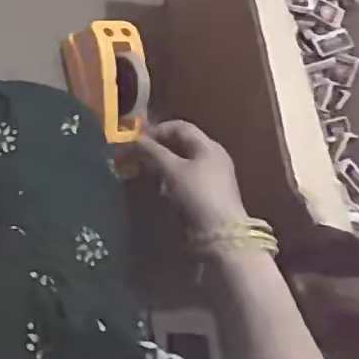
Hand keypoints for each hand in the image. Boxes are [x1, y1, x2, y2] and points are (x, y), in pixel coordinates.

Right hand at [137, 119, 249, 233]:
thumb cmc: (197, 194)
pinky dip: (172, 173)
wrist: (221, 231)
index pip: (180, 127)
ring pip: (184, 158)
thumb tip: (137, 140)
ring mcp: (214, 173)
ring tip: (147, 168)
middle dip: (159, 145)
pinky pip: (188, 173)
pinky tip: (162, 184)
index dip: (157, 129)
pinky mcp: (211, 189)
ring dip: (164, 160)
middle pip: (183, 142)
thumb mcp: (173, 170)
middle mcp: (213, 155)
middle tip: (140, 153)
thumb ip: (154, 152)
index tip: (139, 140)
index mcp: (208, 146)